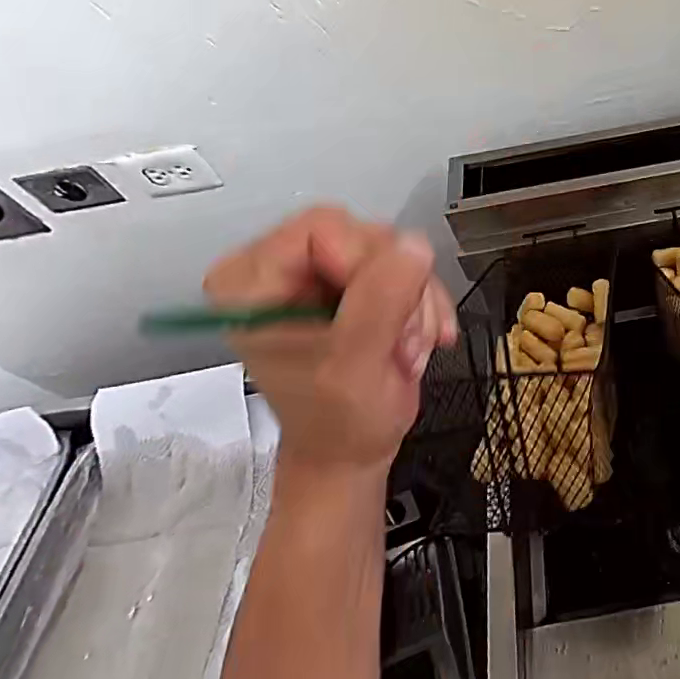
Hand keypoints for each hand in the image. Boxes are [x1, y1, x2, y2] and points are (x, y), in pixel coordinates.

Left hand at [204, 208, 457, 471]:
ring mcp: (327, 274)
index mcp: (252, 281)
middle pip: (364, 235)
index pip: (321, 227)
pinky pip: (411, 268)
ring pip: (396, 252)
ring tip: (403, 349)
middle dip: (398, 290)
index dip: (363, 264)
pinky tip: (418, 340)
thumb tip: (415, 246)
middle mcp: (286, 268)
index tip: (376, 314)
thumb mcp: (352, 364)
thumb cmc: (336, 421)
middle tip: (396, 339)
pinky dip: (426, 304)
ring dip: (416, 302)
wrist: (352, 450)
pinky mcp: (360, 283)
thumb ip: (379, 301)